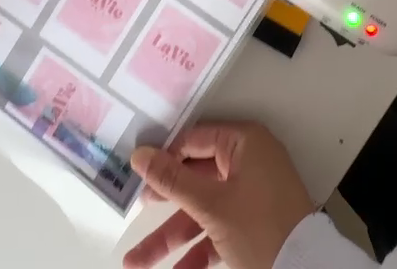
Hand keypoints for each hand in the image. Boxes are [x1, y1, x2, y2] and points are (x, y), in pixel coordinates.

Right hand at [124, 122, 315, 268]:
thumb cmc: (262, 227)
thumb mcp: (212, 205)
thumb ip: (172, 180)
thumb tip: (140, 154)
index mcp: (243, 143)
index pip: (193, 140)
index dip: (164, 156)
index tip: (135, 172)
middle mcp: (247, 163)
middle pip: (194, 178)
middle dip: (162, 204)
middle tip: (134, 211)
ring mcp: (250, 195)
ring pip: (201, 211)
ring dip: (171, 237)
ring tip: (137, 261)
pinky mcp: (252, 224)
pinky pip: (216, 231)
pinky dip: (196, 250)